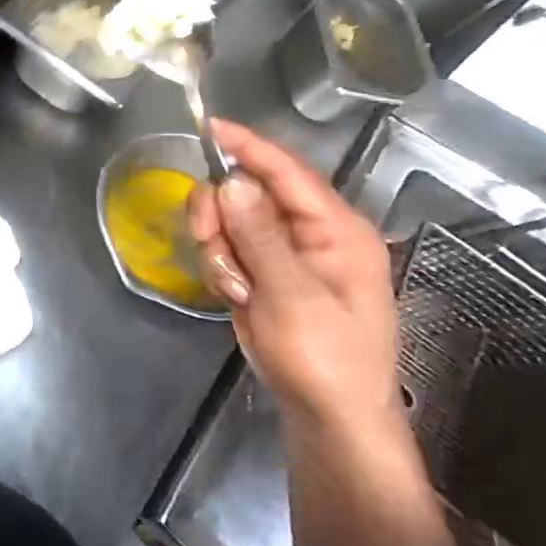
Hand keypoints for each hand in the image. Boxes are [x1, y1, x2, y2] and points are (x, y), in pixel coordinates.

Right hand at [189, 119, 400, 429]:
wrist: (328, 418)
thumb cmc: (326, 358)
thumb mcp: (293, 297)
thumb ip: (260, 236)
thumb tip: (230, 181)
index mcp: (336, 229)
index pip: (288, 171)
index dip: (249, 146)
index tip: (209, 127)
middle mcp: (310, 232)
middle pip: (248, 191)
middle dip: (221, 214)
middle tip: (209, 240)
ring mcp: (284, 252)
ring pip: (229, 218)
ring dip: (219, 246)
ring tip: (233, 285)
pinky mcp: (262, 271)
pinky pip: (226, 245)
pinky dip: (220, 264)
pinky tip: (232, 294)